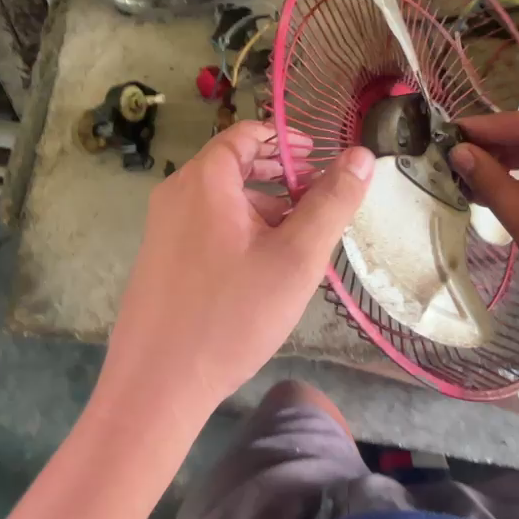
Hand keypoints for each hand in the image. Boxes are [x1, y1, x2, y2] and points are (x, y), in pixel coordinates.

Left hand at [102, 121, 372, 411]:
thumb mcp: (295, 257)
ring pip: (222, 198)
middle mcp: (177, 192)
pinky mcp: (161, 257)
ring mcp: (164, 226)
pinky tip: (266, 264)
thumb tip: (361, 155)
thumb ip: (331, 203)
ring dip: (264, 204)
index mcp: (204, 179)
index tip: (322, 157)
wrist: (156, 384)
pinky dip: (241, 227)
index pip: (247, 134)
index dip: (287, 139)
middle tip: (320, 193)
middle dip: (280, 173)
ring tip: (302, 233)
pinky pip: (207, 224)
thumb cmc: (231, 314)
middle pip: (234, 163)